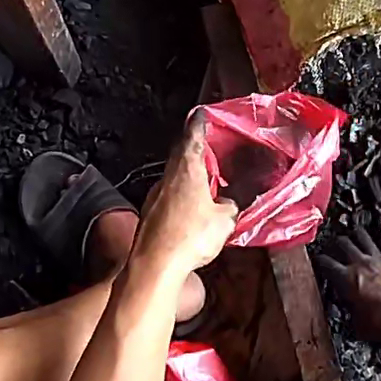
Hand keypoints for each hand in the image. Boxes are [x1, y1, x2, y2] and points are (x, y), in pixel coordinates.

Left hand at [132, 114, 238, 274]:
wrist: (156, 265)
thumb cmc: (190, 236)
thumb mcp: (225, 219)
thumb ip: (229, 206)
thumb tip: (228, 204)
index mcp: (187, 169)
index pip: (193, 136)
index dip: (200, 124)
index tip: (202, 115)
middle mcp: (168, 178)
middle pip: (181, 155)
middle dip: (195, 150)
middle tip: (209, 148)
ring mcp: (155, 196)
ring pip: (174, 178)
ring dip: (189, 176)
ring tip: (206, 181)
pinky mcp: (151, 215)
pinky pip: (169, 198)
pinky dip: (181, 197)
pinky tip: (192, 210)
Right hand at [316, 227, 380, 342]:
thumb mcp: (359, 323)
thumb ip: (352, 311)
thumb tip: (352, 310)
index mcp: (347, 279)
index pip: (326, 262)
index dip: (320, 259)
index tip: (319, 259)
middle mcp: (360, 264)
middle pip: (343, 243)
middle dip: (336, 242)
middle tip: (335, 244)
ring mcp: (378, 258)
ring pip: (363, 236)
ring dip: (356, 235)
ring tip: (354, 235)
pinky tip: (380, 244)